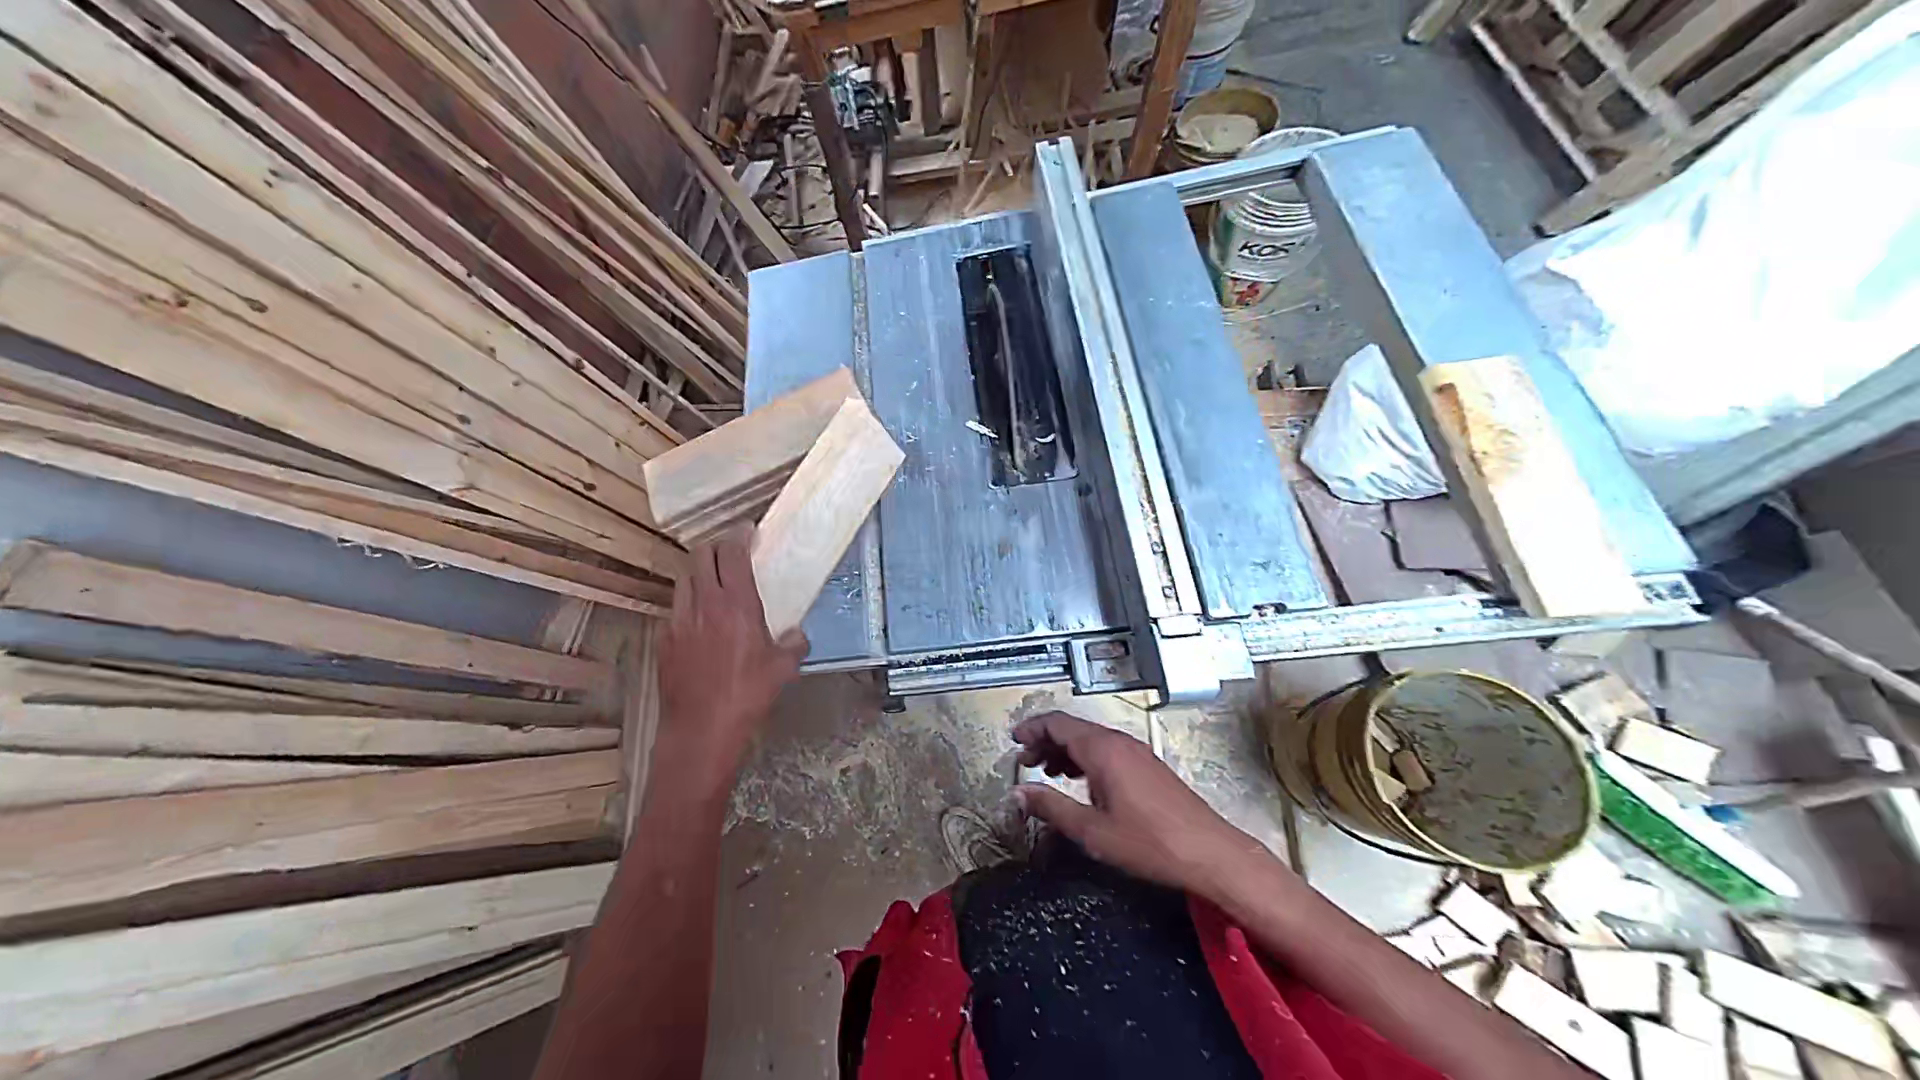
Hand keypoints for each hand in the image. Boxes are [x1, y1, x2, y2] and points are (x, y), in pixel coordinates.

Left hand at [657, 527, 808, 784]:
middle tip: (731, 553)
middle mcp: (704, 604)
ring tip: (714, 582)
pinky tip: (699, 620)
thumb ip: (793, 644)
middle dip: (716, 548)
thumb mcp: (783, 669)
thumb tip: (796, 636)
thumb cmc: (748, 695)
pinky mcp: (664, 639)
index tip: (747, 532)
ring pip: (684, 579)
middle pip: (701, 557)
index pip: (732, 553)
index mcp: (737, 604)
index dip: (739, 536)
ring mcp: (679, 620)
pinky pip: (675, 609)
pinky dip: (688, 603)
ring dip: (700, 573)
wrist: (702, 728)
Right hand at [1013, 711, 1274, 901]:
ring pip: (1090, 739)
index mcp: (1103, 750)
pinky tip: (1081, 783)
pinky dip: (1085, 759)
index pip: (1057, 723)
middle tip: (1025, 760)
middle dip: (1045, 741)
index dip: (1032, 728)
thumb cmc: (1153, 843)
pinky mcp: (1147, 766)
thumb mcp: (1092, 831)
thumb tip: (1020, 793)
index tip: (1015, 738)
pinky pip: (1108, 750)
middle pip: (1073, 728)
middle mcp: (1120, 743)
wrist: (1210, 853)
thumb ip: (1051, 808)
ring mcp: (1137, 753)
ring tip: (1047, 773)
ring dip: (1065, 750)